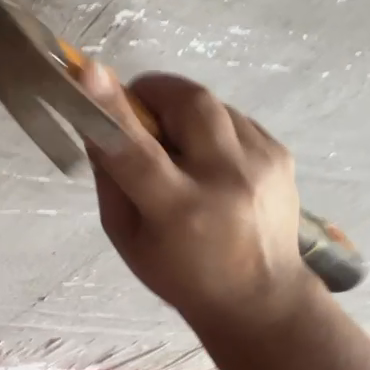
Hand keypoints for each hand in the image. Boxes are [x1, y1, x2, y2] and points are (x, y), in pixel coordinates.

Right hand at [79, 68, 318, 331]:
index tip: (88, 71)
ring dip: (179, 111)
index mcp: (178, 210)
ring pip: (210, 104)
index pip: (136, 150)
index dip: (111, 109)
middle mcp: (226, 180)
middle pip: (188, 105)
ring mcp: (262, 164)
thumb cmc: (177, 272)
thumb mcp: (125, 234)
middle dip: (152, 92)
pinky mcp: (281, 153)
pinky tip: (204, 158)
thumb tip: (95, 121)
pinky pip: (232, 117)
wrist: (262, 298)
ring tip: (172, 144)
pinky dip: (207, 126)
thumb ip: (111, 177)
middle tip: (135, 109)